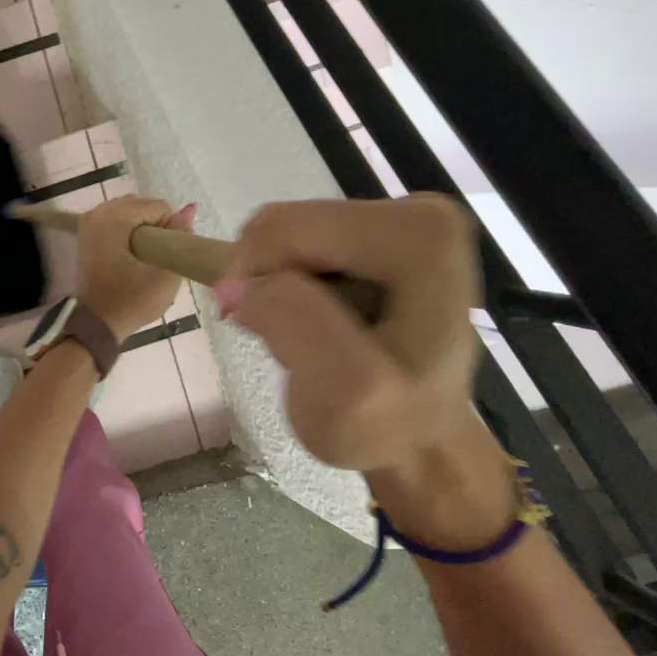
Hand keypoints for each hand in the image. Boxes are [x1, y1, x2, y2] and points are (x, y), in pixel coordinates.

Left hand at [77, 196, 194, 339]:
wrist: (96, 322)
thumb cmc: (132, 301)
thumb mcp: (165, 274)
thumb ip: (180, 236)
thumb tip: (189, 208)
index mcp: (114, 219)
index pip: (157, 206)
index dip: (169, 227)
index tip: (164, 253)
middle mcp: (97, 213)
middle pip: (140, 204)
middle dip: (154, 224)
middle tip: (155, 254)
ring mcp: (88, 223)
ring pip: (127, 210)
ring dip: (141, 226)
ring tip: (145, 254)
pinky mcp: (84, 235)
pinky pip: (113, 220)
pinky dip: (126, 230)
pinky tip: (131, 252)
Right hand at [221, 196, 517, 547]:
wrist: (419, 440)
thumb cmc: (386, 425)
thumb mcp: (344, 391)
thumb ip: (295, 323)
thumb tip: (236, 282)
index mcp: (420, 240)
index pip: (288, 230)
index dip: (253, 277)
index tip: (255, 330)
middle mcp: (418, 215)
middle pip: (284, 225)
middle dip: (262, 281)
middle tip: (277, 337)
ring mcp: (399, 223)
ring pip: (282, 236)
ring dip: (270, 288)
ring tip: (298, 337)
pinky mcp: (378, 237)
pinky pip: (293, 247)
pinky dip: (282, 286)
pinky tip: (309, 323)